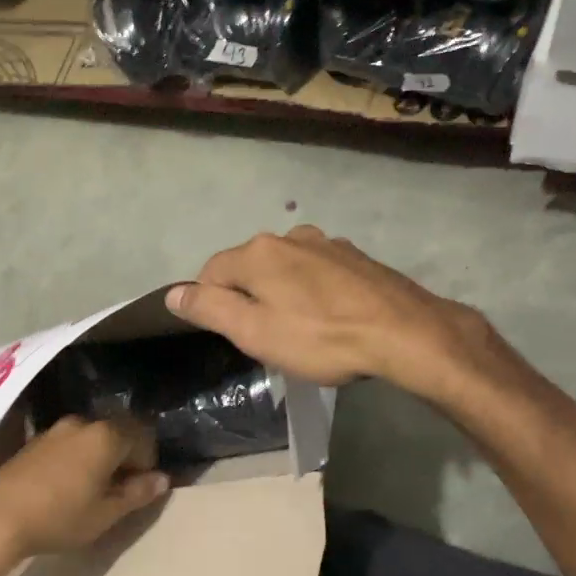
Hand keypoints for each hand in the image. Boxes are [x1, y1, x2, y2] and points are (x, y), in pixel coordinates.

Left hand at [0, 415, 169, 560]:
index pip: (143, 438)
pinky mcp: (33, 442)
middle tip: (121, 490)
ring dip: (100, 458)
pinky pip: (68, 445)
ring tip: (94, 489)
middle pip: (116, 434)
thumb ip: (137, 493)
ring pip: (91, 438)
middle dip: (125, 457)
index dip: (149, 463)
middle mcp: (82, 424)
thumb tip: (162, 479)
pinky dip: (77, 459)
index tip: (142, 489)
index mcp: (106, 436)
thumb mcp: (106, 513)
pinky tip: (67, 486)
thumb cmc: (60, 518)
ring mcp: (54, 430)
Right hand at [166, 225, 500, 394]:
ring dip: (280, 294)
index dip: (209, 305)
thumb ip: (209, 310)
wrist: (403, 332)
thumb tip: (173, 294)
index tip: (227, 336)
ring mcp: (327, 244)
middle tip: (261, 339)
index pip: (210, 273)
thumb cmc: (319, 338)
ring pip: (285, 268)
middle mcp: (290, 236)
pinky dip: (311, 292)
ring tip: (296, 330)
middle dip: (246, 298)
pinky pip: (317, 273)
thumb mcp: (254, 332)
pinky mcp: (357, 258)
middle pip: (249, 267)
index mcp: (258, 252)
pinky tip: (327, 318)